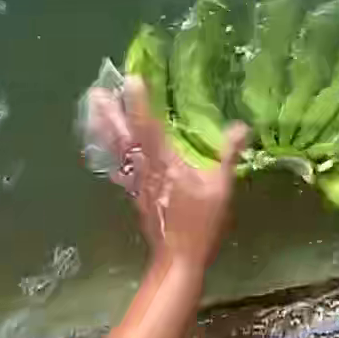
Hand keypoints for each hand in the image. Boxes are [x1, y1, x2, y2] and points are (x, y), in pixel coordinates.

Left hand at [86, 77, 246, 274]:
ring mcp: (137, 183)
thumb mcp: (222, 187)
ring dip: (105, 129)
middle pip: (122, 138)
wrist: (178, 257)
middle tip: (97, 91)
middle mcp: (145, 170)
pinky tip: (110, 145)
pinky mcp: (136, 193)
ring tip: (96, 110)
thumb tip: (242, 126)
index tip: (133, 80)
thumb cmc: (202, 222)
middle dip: (110, 114)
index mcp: (165, 164)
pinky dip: (111, 150)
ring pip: (116, 151)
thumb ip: (228, 155)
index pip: (149, 128)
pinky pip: (119, 166)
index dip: (140, 104)